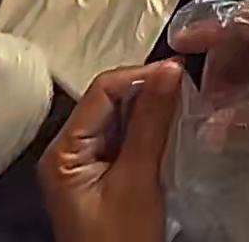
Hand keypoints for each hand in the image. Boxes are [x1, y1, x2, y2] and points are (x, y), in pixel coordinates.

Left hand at [37, 60, 182, 241]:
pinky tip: (173, 127)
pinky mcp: (107, 174)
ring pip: (124, 115)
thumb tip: (171, 68)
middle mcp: (71, 149)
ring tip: (183, 103)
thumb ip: (152, 121)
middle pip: (112, 100)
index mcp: (64, 150)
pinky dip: (152, 129)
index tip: (177, 73)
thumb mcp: (137, 180)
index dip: (140, 76)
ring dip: (153, 109)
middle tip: (185, 87)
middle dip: (148, 91)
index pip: (102, 90)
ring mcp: (89, 162)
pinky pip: (130, 135)